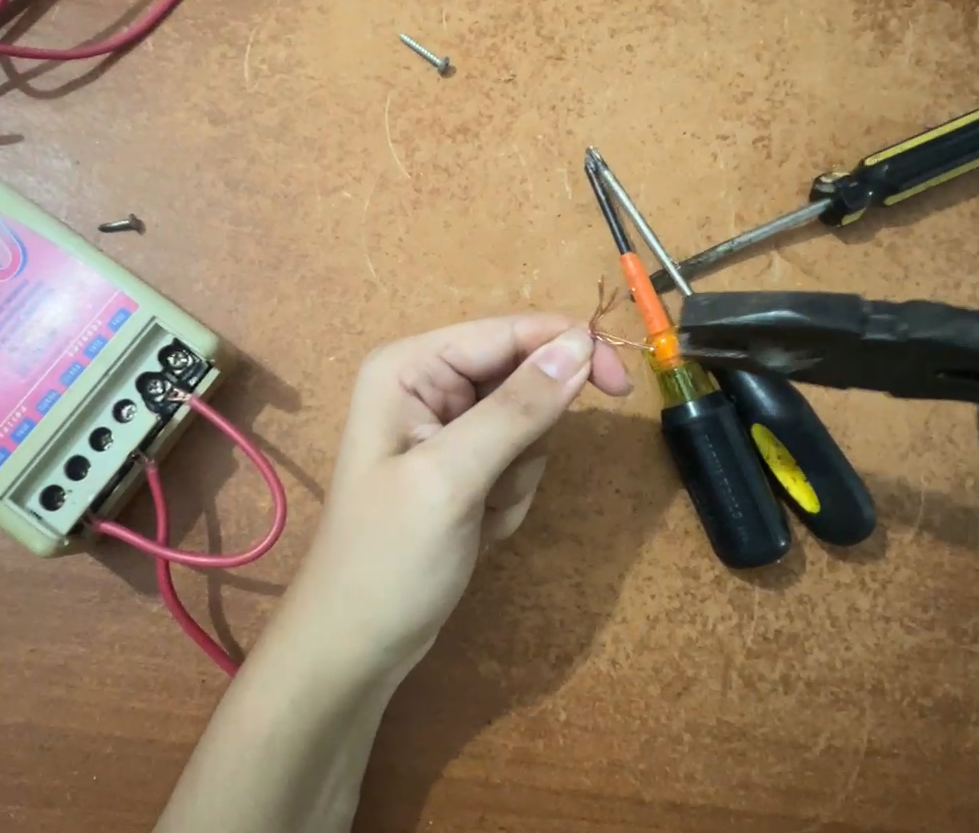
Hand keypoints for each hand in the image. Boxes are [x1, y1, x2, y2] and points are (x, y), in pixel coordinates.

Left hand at [261, 314, 630, 679]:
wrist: (358, 645)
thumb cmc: (389, 560)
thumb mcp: (452, 478)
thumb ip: (518, 407)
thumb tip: (581, 342)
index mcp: (409, 366)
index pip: (507, 332)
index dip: (568, 348)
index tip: (620, 385)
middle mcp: (425, 383)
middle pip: (521, 377)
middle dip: (527, 439)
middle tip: (498, 485)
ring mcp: (444, 425)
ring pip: (528, 423)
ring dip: (518, 476)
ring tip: (477, 514)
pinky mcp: (461, 463)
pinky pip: (518, 459)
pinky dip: (510, 497)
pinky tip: (477, 528)